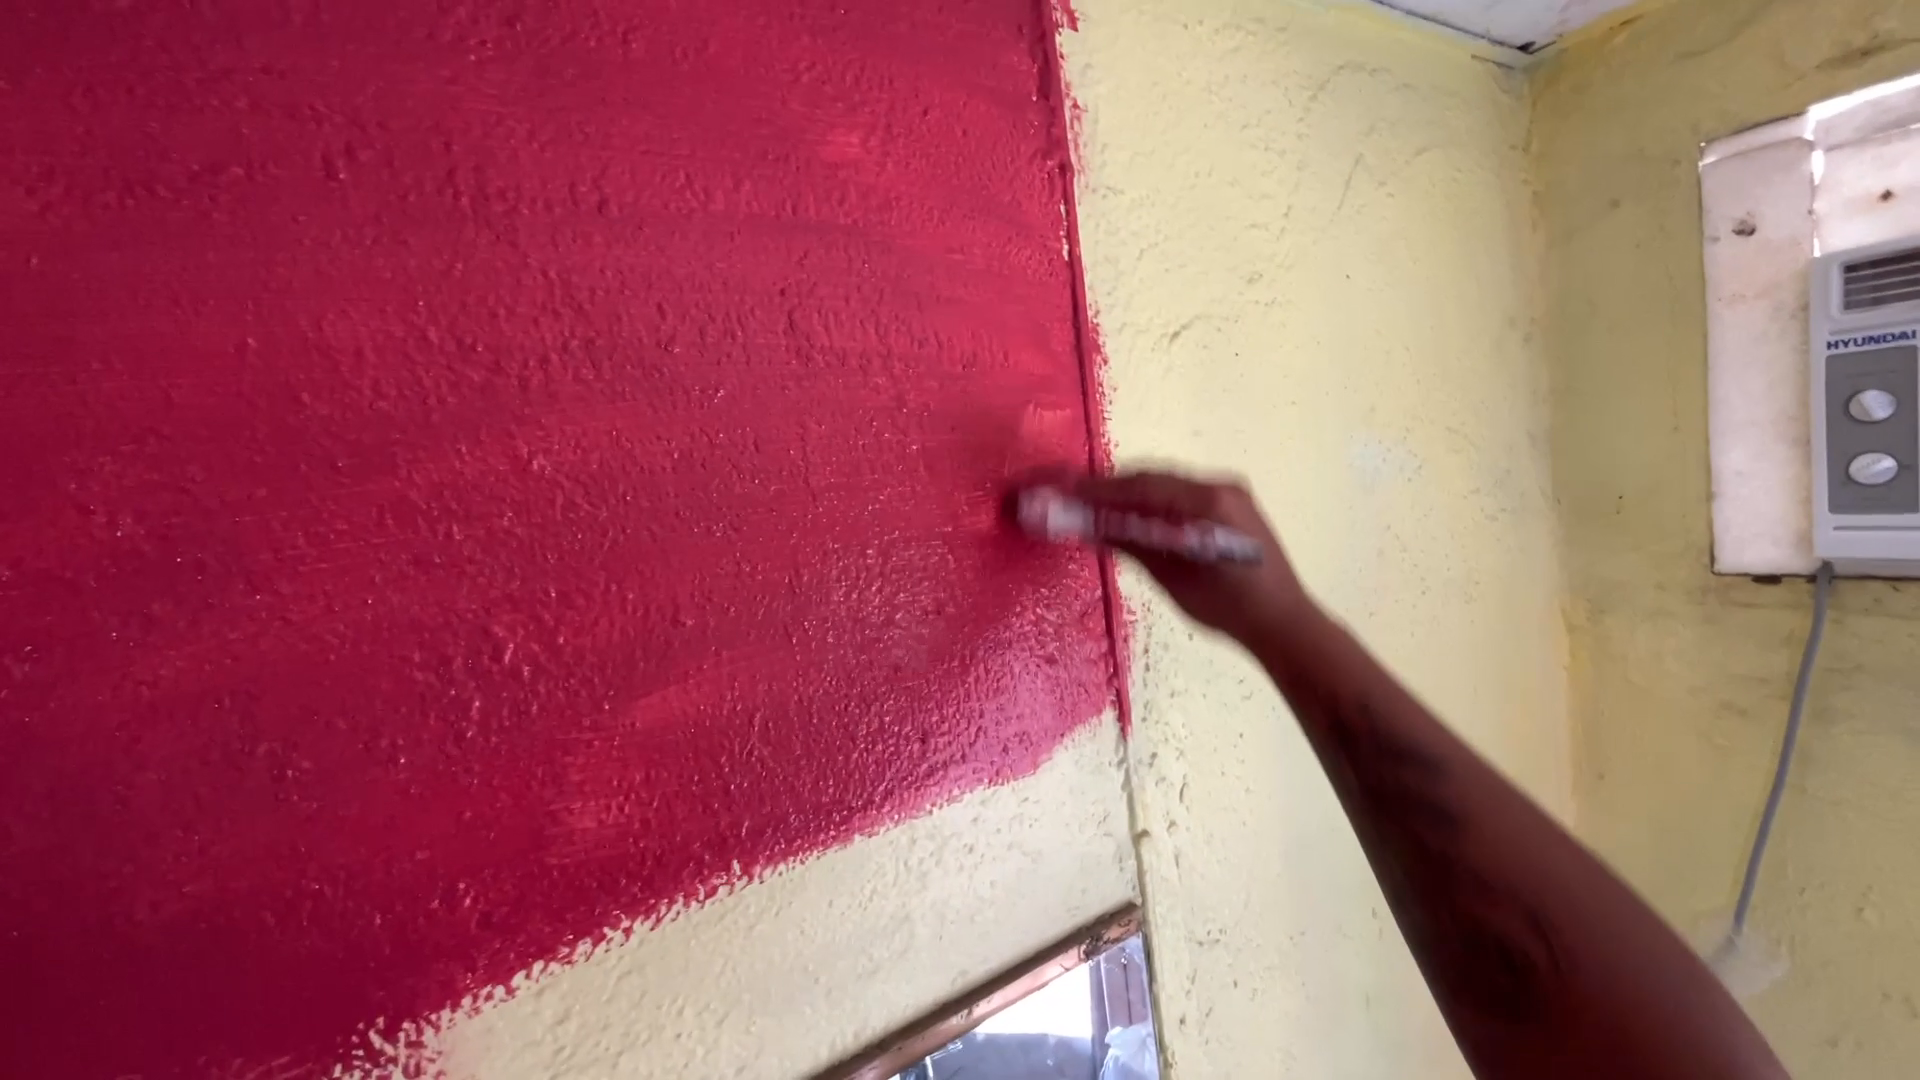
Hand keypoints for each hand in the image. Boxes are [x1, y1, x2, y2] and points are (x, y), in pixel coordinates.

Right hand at [1073, 470, 1316, 647]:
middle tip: (1072, 496)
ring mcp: (1228, 493)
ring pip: (1165, 484)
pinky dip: (1151, 503)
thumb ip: (1130, 543)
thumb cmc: (1228, 607)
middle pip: (1152, 479)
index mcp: (1209, 501)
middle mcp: (1220, 486)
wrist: (1283, 623)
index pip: (1141, 486)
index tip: (1064, 490)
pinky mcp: (1229, 505)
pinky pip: (1180, 495)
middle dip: (1110, 487)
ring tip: (1094, 506)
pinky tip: (1131, 516)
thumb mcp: (1172, 577)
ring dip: (1129, 494)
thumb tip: (1086, 524)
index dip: (1099, 489)